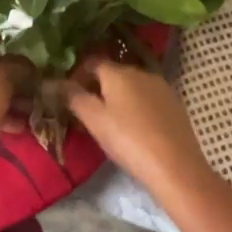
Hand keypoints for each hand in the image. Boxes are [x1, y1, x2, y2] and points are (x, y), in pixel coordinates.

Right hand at [65, 57, 209, 192]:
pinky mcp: (175, 105)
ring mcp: (162, 88)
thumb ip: (73, 97)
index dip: (76, 75)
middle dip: (96, 88)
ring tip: (110, 123)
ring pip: (131, 87)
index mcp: (119, 72)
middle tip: (86, 113)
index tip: (68, 95)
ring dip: (117, 98)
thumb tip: (54, 81)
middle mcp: (141, 72)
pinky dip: (136, 107)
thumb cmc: (129, 141)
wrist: (177, 169)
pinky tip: (135, 129)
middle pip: (112, 73)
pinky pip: (147, 99)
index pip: (91, 62)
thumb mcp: (94, 120)